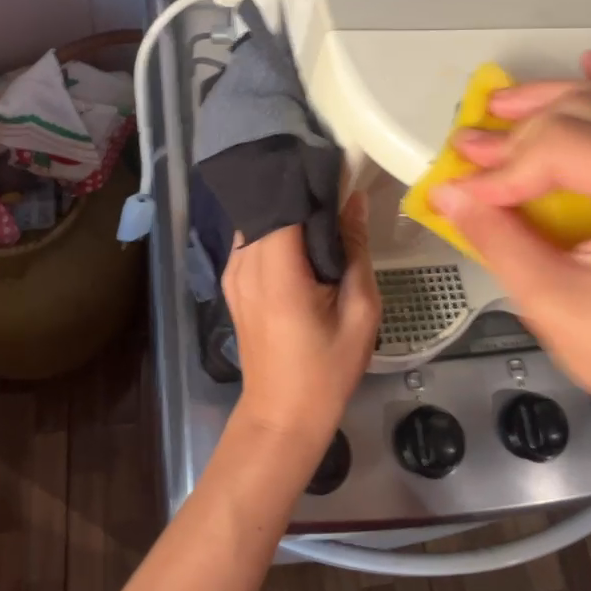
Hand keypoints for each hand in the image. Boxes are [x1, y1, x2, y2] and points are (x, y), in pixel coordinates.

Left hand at [222, 197, 378, 444]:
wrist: (282, 416)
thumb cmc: (326, 370)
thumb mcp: (359, 312)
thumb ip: (355, 249)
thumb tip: (355, 198)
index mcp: (276, 272)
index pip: (284, 201)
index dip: (310, 183)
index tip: (339, 173)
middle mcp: (245, 264)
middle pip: (269, 207)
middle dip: (301, 195)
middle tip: (337, 192)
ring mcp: (232, 273)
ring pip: (259, 221)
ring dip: (288, 214)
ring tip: (323, 217)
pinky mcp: (231, 282)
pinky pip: (252, 240)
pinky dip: (276, 233)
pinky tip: (302, 244)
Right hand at [429, 51, 590, 443]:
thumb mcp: (555, 304)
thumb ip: (498, 239)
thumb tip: (447, 190)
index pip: (564, 146)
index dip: (505, 166)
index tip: (463, 192)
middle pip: (584, 111)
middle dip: (519, 129)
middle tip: (468, 146)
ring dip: (551, 102)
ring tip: (499, 108)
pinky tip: (589, 65)